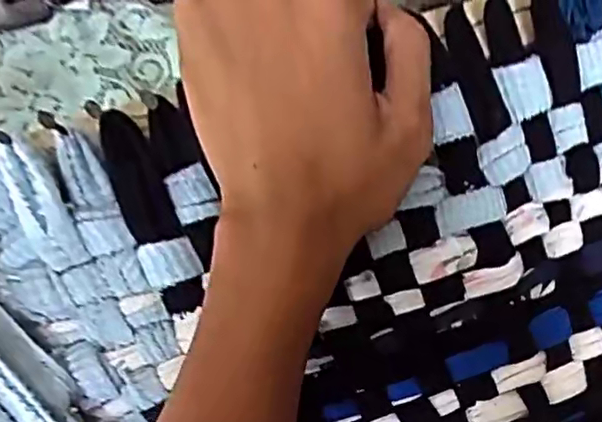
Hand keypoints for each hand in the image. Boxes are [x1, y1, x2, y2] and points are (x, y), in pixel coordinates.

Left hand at [175, 0, 430, 264]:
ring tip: (291, 77)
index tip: (363, 63)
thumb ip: (411, 49)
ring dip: (283, 28)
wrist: (280, 219)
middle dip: (323, 27)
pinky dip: (246, 25)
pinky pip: (229, 3)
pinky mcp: (190, 17)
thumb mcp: (412, 129)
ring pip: (271, 4)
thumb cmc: (349, 182)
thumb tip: (387, 14)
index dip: (366, 26)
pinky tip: (257, 71)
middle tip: (326, 76)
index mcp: (328, 4)